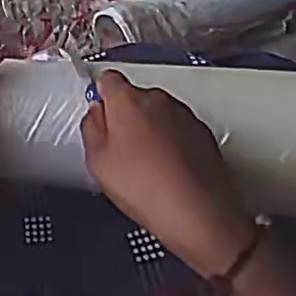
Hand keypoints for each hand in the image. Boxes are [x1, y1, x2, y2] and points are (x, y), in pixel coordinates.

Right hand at [81, 70, 258, 275]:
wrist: (200, 216)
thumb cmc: (147, 188)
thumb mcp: (97, 160)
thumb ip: (91, 127)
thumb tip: (96, 115)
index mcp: (127, 100)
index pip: (107, 79)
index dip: (101, 96)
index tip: (99, 114)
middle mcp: (158, 100)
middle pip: (134, 96)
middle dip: (126, 116)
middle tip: (119, 148)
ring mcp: (184, 116)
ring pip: (157, 113)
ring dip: (150, 129)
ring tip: (145, 165)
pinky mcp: (205, 134)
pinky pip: (178, 129)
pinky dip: (172, 142)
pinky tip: (166, 171)